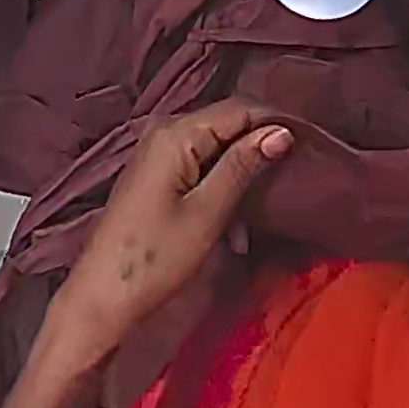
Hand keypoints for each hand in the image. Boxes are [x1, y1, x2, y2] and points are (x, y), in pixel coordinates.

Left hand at [52, 98, 293, 354]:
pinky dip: (222, 185)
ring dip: (243, 172)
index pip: (239, 108)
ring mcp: (159, 148)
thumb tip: (282, 131)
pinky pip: (201, 162)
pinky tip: (236, 224)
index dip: (275, 121)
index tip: (308, 143)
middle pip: (228, 122)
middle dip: (260, 146)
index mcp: (177, 132)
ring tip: (264, 210)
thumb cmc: (155, 257)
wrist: (100, 299)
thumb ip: (244, 165)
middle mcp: (167, 128)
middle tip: (293, 173)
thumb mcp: (208, 212)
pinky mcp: (158, 169)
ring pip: (217, 145)